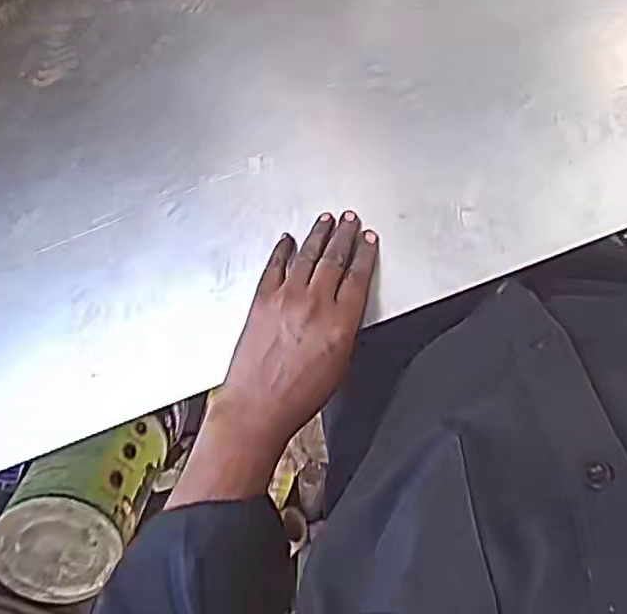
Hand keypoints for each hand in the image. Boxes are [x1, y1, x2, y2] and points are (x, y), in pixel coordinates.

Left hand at [169, 212, 378, 505]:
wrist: (258, 406)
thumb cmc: (298, 396)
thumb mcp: (340, 365)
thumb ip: (345, 328)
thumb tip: (345, 305)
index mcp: (340, 323)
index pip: (358, 276)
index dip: (365, 253)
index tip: (368, 239)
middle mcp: (314, 304)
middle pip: (334, 258)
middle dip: (345, 235)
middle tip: (350, 220)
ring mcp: (286, 297)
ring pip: (307, 254)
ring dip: (319, 234)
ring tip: (326, 220)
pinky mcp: (262, 298)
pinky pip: (275, 265)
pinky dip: (282, 250)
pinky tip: (288, 240)